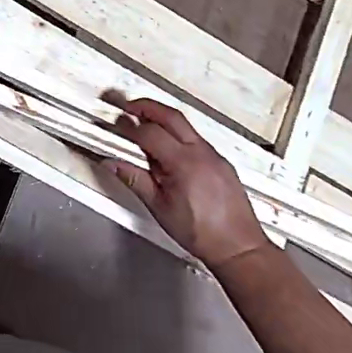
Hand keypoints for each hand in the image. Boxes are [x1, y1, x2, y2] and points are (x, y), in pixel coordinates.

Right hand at [106, 98, 271, 268]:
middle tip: (128, 105)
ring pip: (186, 126)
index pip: (150, 133)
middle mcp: (201, 153)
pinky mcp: (221, 163)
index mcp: (183, 163)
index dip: (129, 126)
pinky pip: (196, 139)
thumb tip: (113, 164)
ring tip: (145, 124)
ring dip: (163, 119)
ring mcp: (214, 156)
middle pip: (171, 116)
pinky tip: (169, 148)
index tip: (117, 124)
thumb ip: (134, 180)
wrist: (238, 246)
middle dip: (147, 106)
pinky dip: (178, 135)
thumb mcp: (159, 207)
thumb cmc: (202, 233)